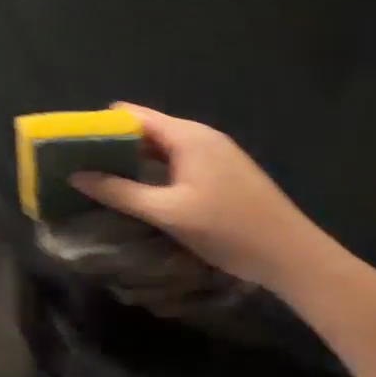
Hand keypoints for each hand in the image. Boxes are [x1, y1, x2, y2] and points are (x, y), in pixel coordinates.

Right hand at [71, 103, 329, 291]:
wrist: (302, 262)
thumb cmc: (231, 230)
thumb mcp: (168, 213)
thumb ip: (119, 192)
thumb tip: (75, 176)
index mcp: (186, 135)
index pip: (129, 114)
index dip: (98, 126)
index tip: (73, 145)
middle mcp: (200, 135)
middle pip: (144, 127)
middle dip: (113, 143)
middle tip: (84, 165)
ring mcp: (216, 153)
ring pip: (162, 145)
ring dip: (135, 159)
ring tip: (106, 178)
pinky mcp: (226, 172)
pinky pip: (179, 158)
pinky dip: (156, 168)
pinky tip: (145, 191)